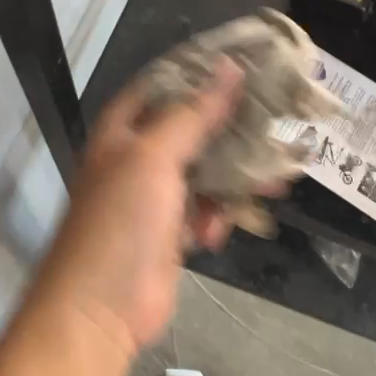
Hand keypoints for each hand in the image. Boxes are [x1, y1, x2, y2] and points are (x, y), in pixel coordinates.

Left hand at [37, 59, 243, 357]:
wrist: (100, 308)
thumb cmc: (120, 222)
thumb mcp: (155, 157)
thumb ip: (194, 114)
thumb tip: (231, 67)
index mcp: (122, 130)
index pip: (164, 84)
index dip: (201, 74)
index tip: (247, 66)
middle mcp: (137, 157)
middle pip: (193, 129)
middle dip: (232, 132)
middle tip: (275, 125)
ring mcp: (154, 196)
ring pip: (207, 172)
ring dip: (234, 180)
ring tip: (272, 184)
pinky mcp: (172, 232)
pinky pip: (206, 210)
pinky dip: (217, 217)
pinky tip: (216, 233)